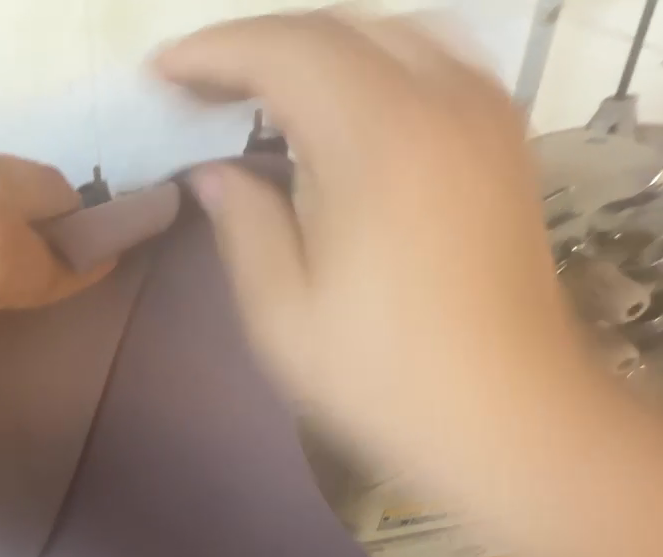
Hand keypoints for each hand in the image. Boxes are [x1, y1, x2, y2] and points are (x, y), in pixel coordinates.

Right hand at [154, 13, 590, 459]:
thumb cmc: (375, 372)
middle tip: (194, 84)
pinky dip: (365, 64)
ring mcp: (485, 113)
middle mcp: (442, 99)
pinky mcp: (501, 139)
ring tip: (254, 90)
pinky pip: (429, 61)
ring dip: (314, 48)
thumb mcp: (280, 308)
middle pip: (340, 26)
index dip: (214, 53)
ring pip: (390, 33)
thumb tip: (213, 173)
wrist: (504, 412)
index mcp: (379, 139)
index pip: (287, 51)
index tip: (158, 74)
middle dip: (257, 44)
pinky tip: (333, 107)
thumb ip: (243, 222)